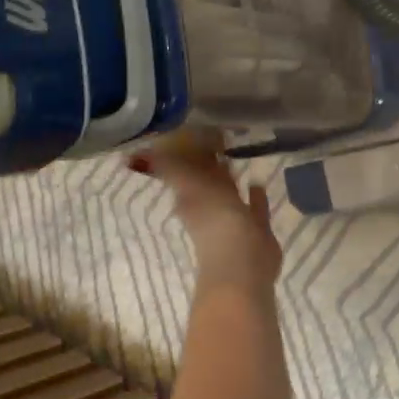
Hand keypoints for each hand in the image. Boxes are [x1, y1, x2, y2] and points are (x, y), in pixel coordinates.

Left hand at [132, 129, 282, 294]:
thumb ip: (173, 169)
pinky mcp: (255, 228)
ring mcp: (232, 218)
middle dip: (206, 162)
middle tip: (215, 137)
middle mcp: (208, 206)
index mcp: (190, 197)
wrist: (243, 268)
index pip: (184, 169)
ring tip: (235, 157)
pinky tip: (258, 183)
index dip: (186, 151)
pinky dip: (254, 196)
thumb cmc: (218, 226)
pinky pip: (253, 207)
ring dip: (229, 178)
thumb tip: (140, 150)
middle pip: (205, 180)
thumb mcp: (193, 190)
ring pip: (228, 193)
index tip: (192, 130)